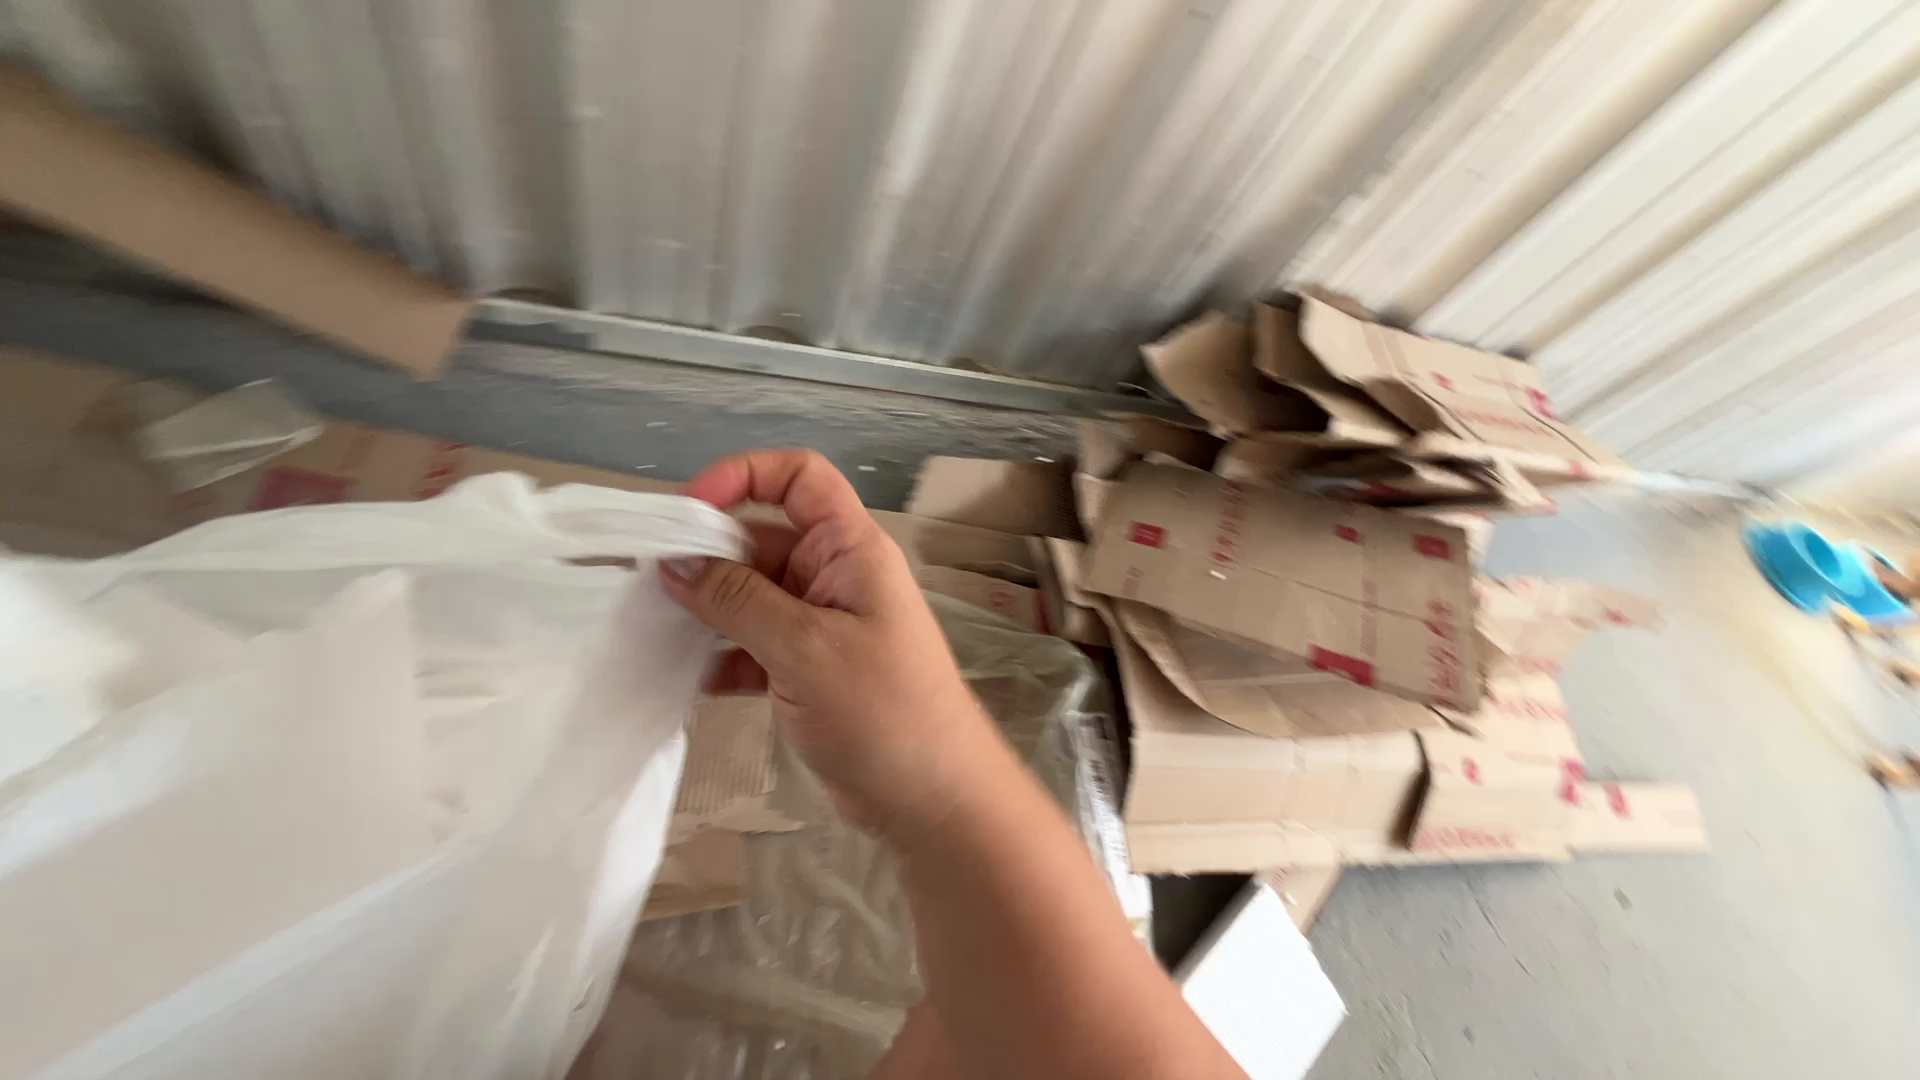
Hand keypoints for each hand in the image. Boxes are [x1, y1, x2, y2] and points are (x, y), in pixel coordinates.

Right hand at [659, 449, 1006, 847]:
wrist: (931, 797)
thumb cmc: (882, 710)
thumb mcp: (805, 647)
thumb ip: (738, 600)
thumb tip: (674, 562)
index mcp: (850, 549)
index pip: (801, 478)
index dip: (745, 474)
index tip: (687, 508)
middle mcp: (835, 576)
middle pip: (762, 538)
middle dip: (706, 553)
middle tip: (644, 582)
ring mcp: (821, 624)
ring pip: (751, 595)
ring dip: (706, 608)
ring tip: (650, 626)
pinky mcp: (808, 669)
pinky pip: (752, 644)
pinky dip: (720, 655)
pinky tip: (683, 676)